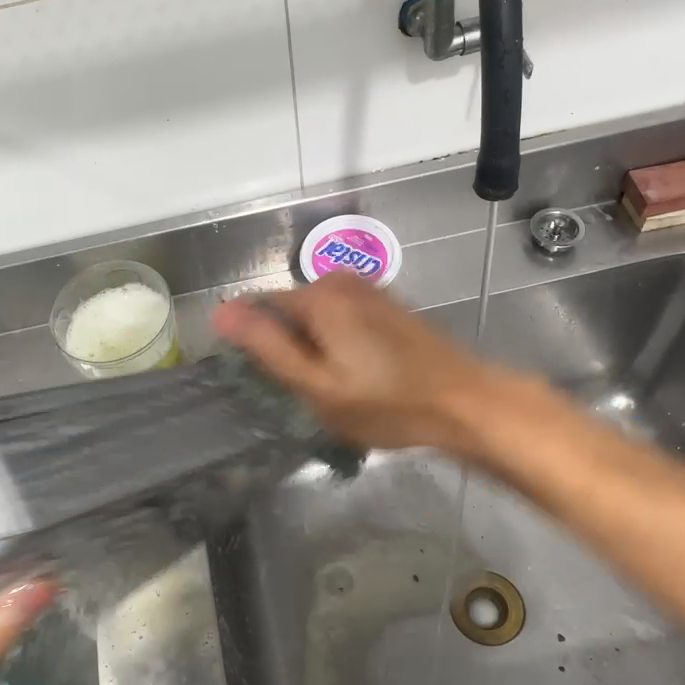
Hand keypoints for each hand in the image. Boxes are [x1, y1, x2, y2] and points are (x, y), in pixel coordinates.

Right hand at [212, 272, 513, 456]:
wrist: (463, 402)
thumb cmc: (386, 402)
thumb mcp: (317, 385)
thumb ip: (268, 346)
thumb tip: (220, 311)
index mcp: (318, 297)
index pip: (257, 306)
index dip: (253, 343)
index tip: (268, 378)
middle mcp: (339, 281)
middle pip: (288, 311)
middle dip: (287, 346)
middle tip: (307, 392)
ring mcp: (367, 290)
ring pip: (315, 317)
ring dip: (314, 348)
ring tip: (333, 388)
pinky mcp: (386, 305)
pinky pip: (341, 319)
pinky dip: (338, 344)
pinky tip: (357, 375)